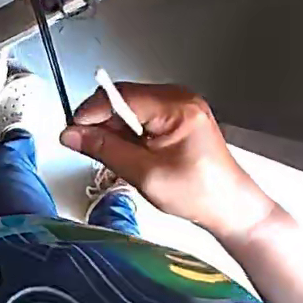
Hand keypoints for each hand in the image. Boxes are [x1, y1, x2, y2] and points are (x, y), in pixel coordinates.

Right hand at [60, 83, 283, 245]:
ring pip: (129, 108)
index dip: (92, 111)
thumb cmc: (198, 193)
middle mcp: (179, 98)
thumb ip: (104, 149)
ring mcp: (180, 106)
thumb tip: (72, 134)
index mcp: (177, 107)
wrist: (230, 208)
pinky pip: (142, 116)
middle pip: (123, 98)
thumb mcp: (143, 173)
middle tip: (93, 149)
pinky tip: (134, 155)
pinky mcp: (177, 116)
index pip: (121, 95)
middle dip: (104, 123)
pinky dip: (129, 133)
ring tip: (123, 158)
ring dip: (116, 130)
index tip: (74, 130)